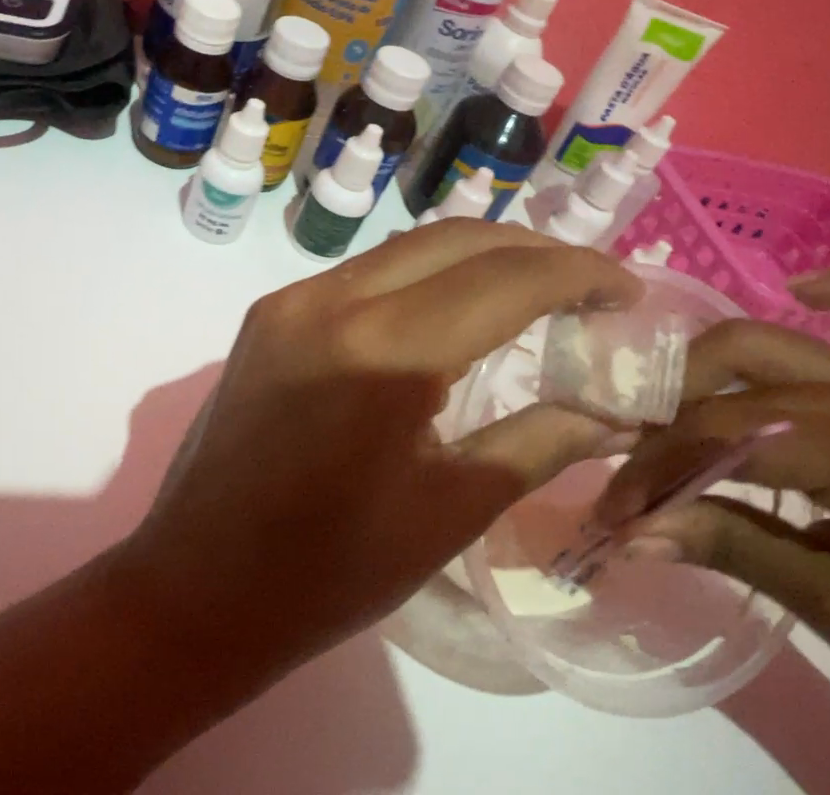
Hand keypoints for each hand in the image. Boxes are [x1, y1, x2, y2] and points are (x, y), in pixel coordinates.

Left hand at [115, 220, 642, 672]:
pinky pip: (364, 275)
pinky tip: (454, 313)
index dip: (579, 274)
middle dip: (535, 253)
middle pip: (455, 241)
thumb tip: (612, 407)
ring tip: (536, 295)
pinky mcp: (267, 317)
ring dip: (478, 259)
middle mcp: (329, 301)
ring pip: (407, 250)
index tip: (631, 291)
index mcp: (382, 350)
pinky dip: (424, 279)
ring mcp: (289, 301)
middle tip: (591, 289)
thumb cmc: (329, 572)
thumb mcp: (450, 511)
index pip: (505, 279)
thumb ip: (539, 441)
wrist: (198, 587)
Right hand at [596, 271, 829, 792]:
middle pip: (743, 385)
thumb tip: (631, 532)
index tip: (612, 514)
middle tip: (634, 481)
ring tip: (668, 425)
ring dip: (709, 378)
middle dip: (670, 431)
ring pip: (779, 346)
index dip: (659, 469)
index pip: (733, 436)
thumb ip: (737, 552)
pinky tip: (804, 294)